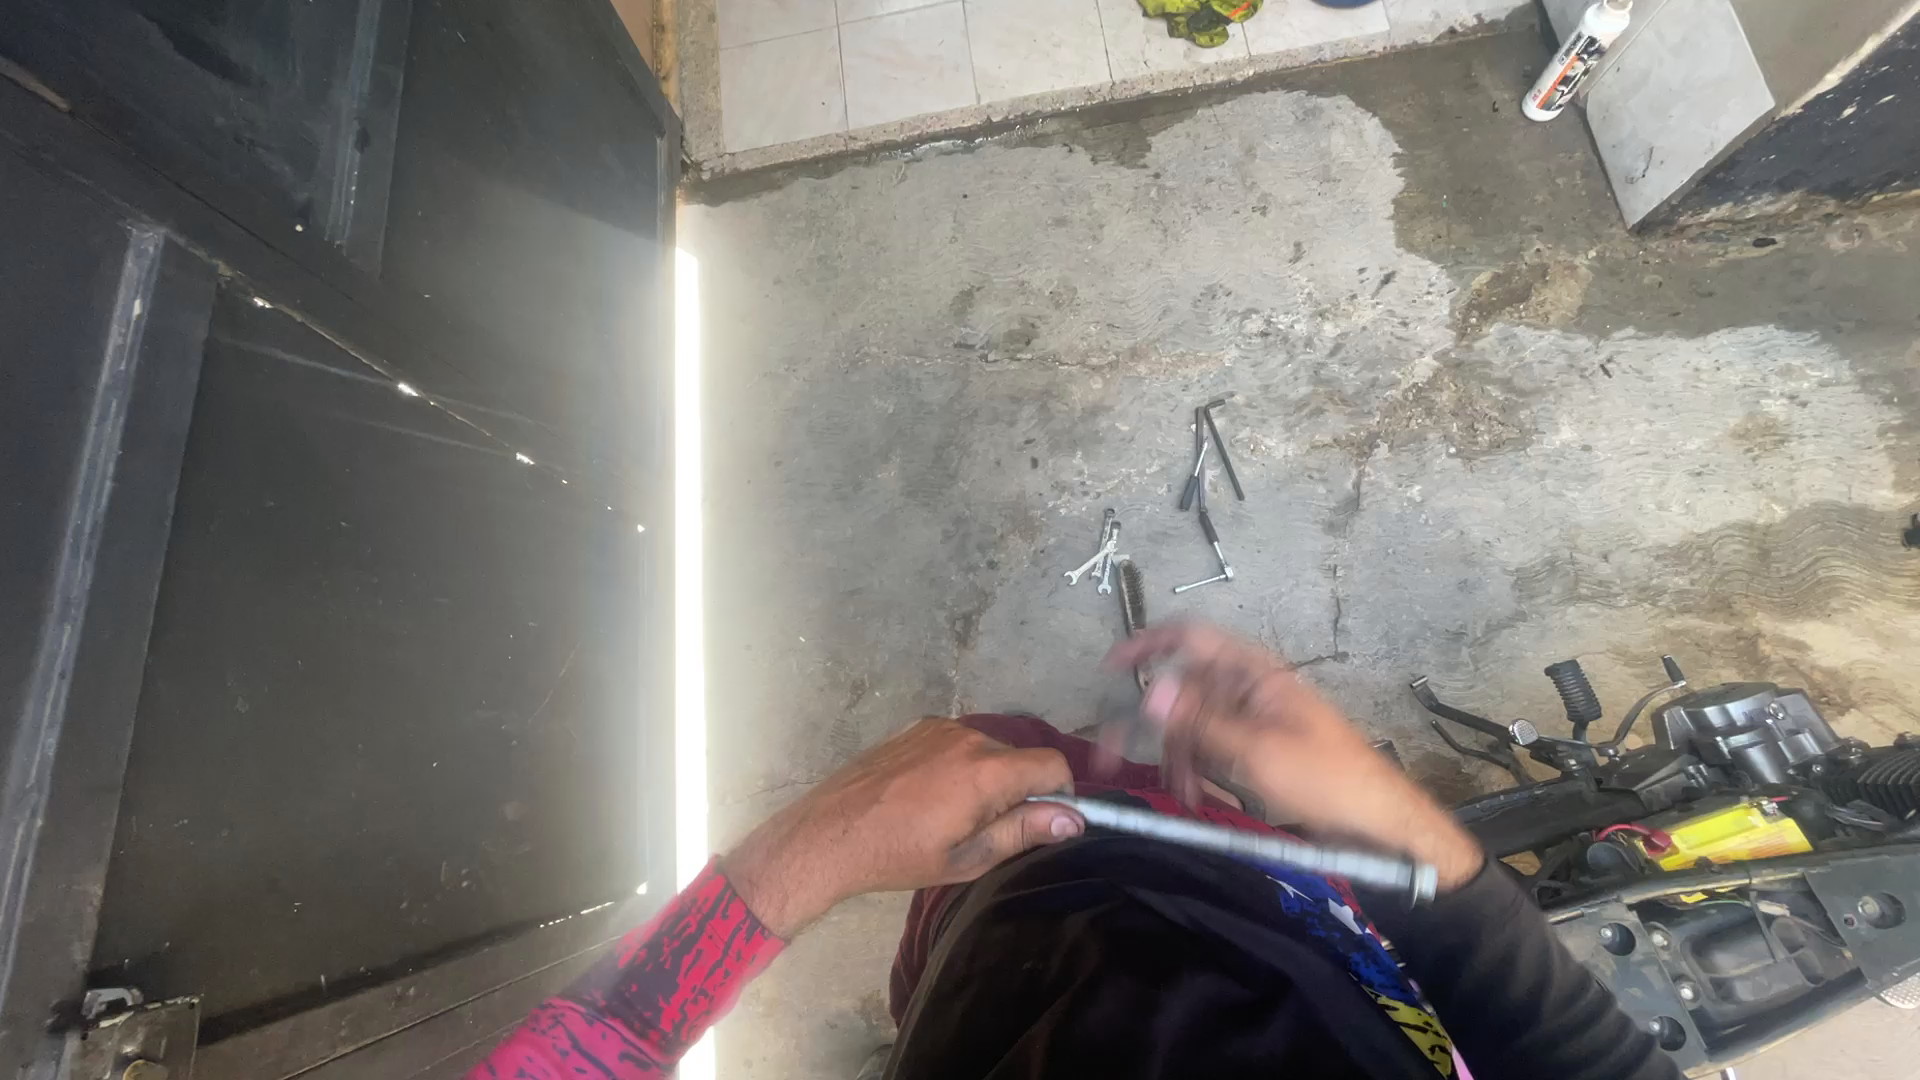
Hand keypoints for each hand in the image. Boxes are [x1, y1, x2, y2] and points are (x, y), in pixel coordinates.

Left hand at [721, 719, 1082, 936]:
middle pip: (1019, 757)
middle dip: (1017, 789)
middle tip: (984, 828)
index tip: (1041, 821)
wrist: (830, 832)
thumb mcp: (968, 857)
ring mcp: (940, 726)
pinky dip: (959, 762)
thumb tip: (1073, 818)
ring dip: (986, 776)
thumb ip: (1024, 830)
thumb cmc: (901, 854)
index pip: (1053, 765)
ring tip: (949, 812)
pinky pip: (958, 741)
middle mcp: (969, 736)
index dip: (1060, 794)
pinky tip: (928, 792)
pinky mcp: (918, 725)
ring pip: (988, 749)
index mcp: (987, 770)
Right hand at [1106, 621, 1483, 890]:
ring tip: (1177, 791)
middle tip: (1109, 752)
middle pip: (1180, 690)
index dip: (1148, 643)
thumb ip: (1200, 721)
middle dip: (1150, 724)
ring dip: (1174, 755)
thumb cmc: (1327, 779)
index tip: (1112, 666)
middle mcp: (1244, 687)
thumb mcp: (1258, 751)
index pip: (1190, 637)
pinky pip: (1205, 747)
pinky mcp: (1248, 747)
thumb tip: (1150, 692)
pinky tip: (1193, 795)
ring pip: (1188, 724)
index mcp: (1251, 672)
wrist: (1378, 826)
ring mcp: (1246, 717)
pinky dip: (1193, 768)